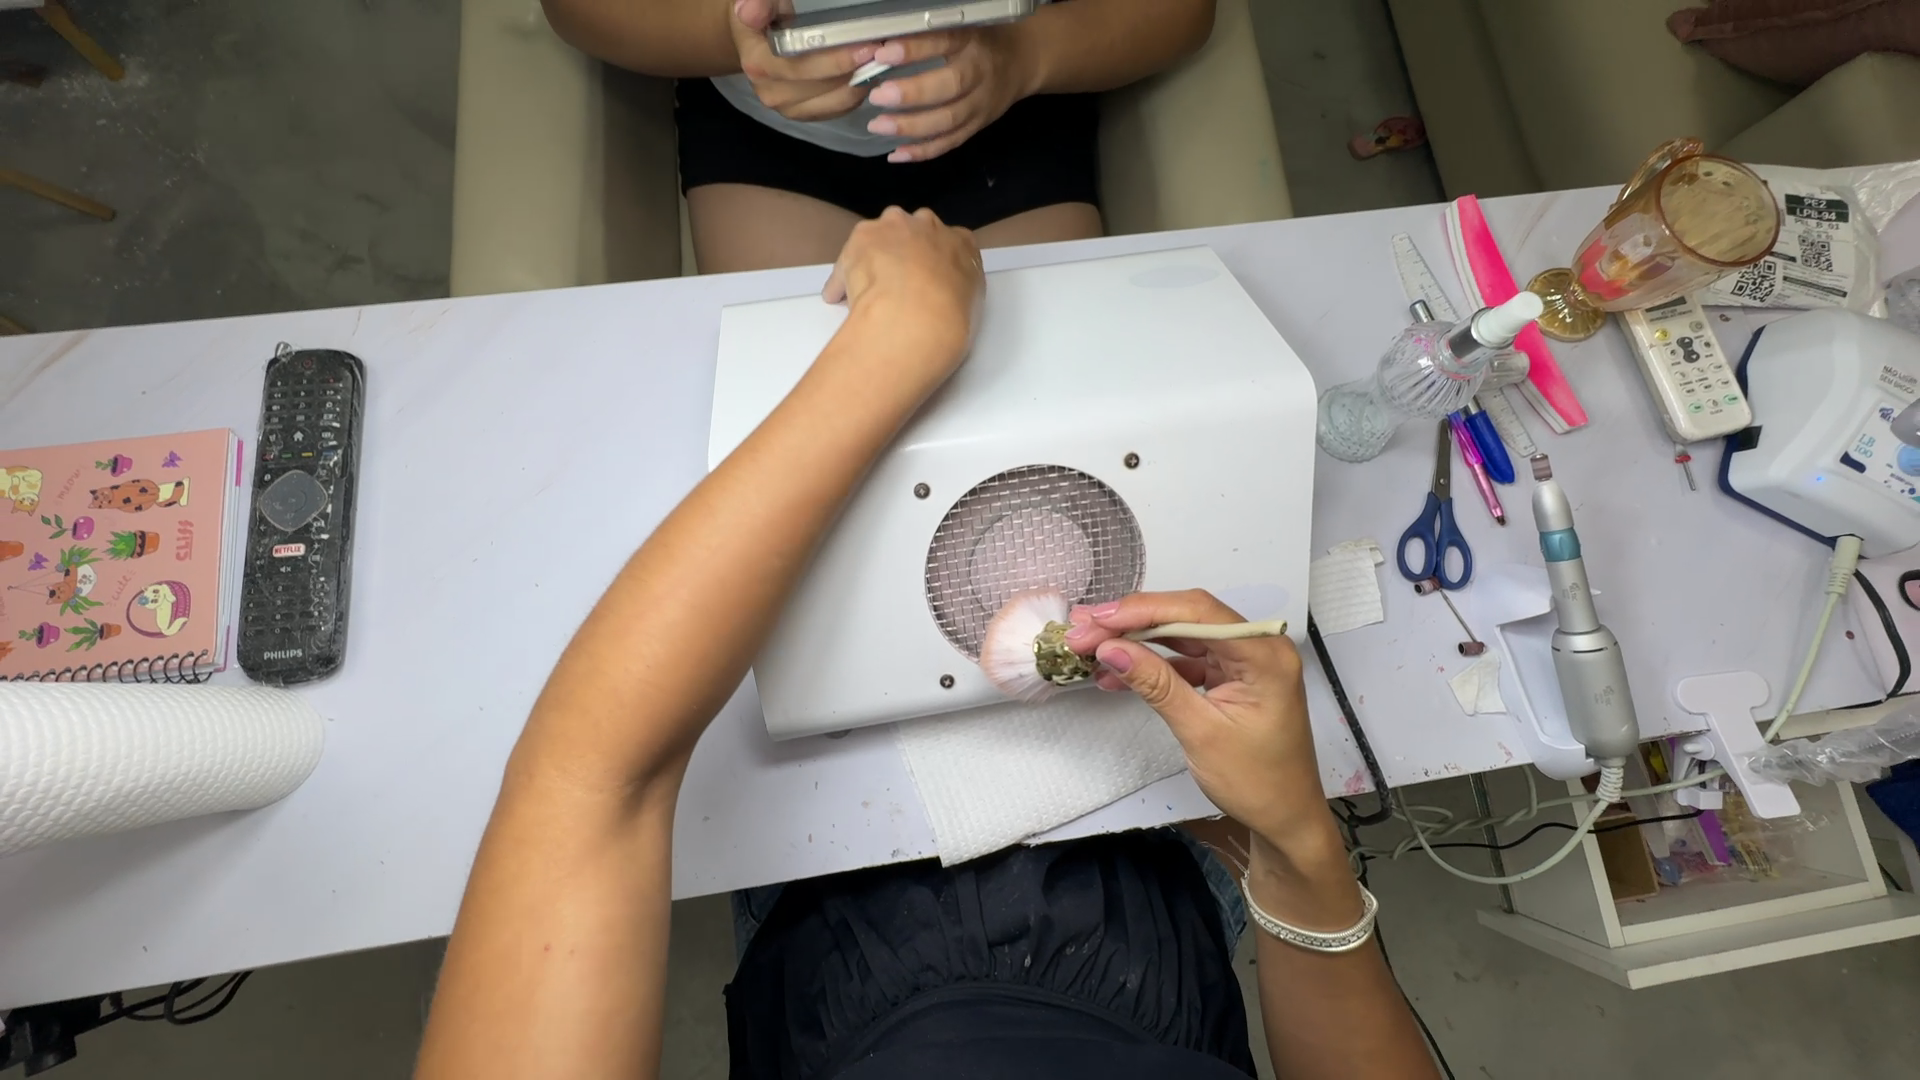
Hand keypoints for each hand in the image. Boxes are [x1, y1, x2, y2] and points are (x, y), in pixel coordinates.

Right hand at [730, 0, 876, 121]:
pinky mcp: (802, 117)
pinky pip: (835, 110)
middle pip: (822, 87)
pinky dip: (854, 95)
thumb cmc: (763, 18)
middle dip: (854, 69)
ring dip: (858, 84)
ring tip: (878, 64)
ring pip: (832, 102)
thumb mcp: (761, 4)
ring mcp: (787, 110)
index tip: (865, 47)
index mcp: (759, 64)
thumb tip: (749, 11)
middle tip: (881, 52)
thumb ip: (761, 4)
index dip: (836, 60)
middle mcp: (771, 93)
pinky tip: (865, 78)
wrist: (753, 44)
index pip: (803, 66)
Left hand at [822, 206, 984, 384]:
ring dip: (873, 260)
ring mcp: (893, 227)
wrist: (918, 315)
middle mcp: (928, 225)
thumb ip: (959, 291)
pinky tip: (841, 300)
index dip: (937, 261)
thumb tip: (945, 296)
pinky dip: (844, 279)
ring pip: (879, 239)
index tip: (930, 278)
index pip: (952, 242)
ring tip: (866, 292)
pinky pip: (849, 261)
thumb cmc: (952, 318)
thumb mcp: (972, 305)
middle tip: (897, 284)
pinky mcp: (861, 238)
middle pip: (913, 231)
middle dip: (904, 252)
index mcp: (961, 243)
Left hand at [863, 29, 1036, 161]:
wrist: (1023, 62)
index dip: (914, 50)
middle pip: (948, 88)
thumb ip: (931, 35)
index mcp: (972, 42)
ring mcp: (979, 106)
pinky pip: (949, 143)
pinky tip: (897, 154)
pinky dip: (923, 152)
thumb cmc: (982, 39)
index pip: (944, 43)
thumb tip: (883, 43)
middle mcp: (979, 74)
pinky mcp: (976, 127)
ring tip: (879, 126)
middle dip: (911, 94)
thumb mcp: (964, 27)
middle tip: (877, 97)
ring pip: (947, 121)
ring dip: (912, 127)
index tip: (883, 55)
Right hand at [1065, 591, 1337, 851]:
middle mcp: (1255, 645)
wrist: (1285, 820)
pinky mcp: (1227, 674)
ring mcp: (1241, 659)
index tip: (1097, 620)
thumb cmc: (1254, 782)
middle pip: (1185, 616)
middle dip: (1131, 621)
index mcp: (1263, 654)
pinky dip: (1149, 662)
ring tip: (1088, 646)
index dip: (1143, 609)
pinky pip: (1183, 656)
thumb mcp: (1200, 732)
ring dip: (1134, 639)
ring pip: (1179, 633)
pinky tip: (1115, 673)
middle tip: (1081, 630)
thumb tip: (1109, 649)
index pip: (1197, 611)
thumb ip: (1156, 684)